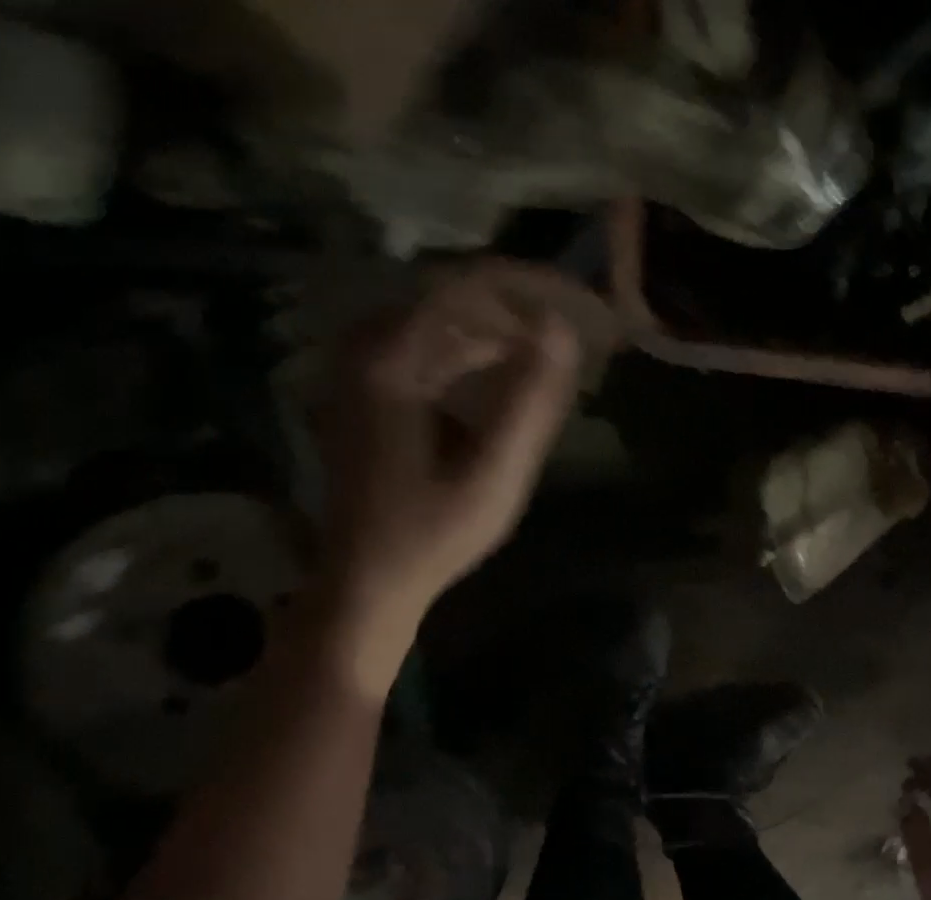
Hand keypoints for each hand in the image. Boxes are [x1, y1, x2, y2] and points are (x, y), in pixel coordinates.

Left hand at [319, 260, 586, 621]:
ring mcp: (357, 370)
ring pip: (436, 318)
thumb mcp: (492, 476)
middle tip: (565, 326)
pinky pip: (422, 344)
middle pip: (448, 295)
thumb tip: (561, 331)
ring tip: (543, 348)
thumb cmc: (431, 535)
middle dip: (512, 304)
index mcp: (389, 363)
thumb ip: (528, 402)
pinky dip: (466, 349)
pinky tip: (499, 373)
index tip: (574, 301)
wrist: (366, 581)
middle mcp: (364, 351)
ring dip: (492, 327)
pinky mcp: (363, 390)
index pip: (464, 288)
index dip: (526, 286)